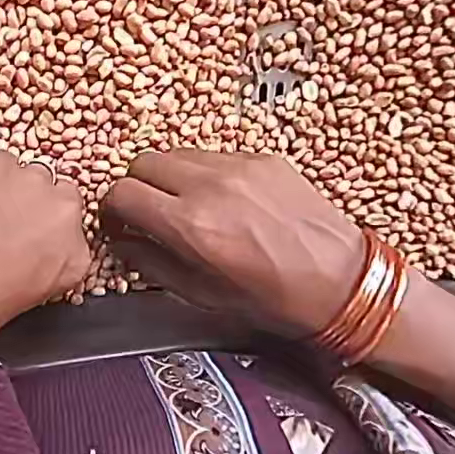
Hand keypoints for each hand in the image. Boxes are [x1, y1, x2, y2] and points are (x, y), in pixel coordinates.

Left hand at [0, 151, 92, 349]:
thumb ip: (31, 274)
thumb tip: (15, 266)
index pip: (72, 240)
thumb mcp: (14, 306)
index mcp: (74, 260)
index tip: (26, 244)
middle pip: (60, 196)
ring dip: (8, 188)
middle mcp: (62, 215)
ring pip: (28, 173)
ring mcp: (30, 181)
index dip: (45, 238)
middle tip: (1, 225)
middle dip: (35, 206)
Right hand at [101, 150, 364, 337]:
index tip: (117, 222)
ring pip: (177, 154)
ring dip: (169, 177)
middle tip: (147, 212)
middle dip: (136, 187)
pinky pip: (214, 155)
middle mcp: (210, 186)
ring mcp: (238, 166)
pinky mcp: (262, 158)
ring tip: (186, 205)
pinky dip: (204, 174)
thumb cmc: (275, 299)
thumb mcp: (203, 295)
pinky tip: (224, 200)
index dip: (111, 209)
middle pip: (143, 163)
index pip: (122, 193)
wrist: (344, 282)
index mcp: (191, 225)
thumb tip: (123, 242)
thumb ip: (151, 263)